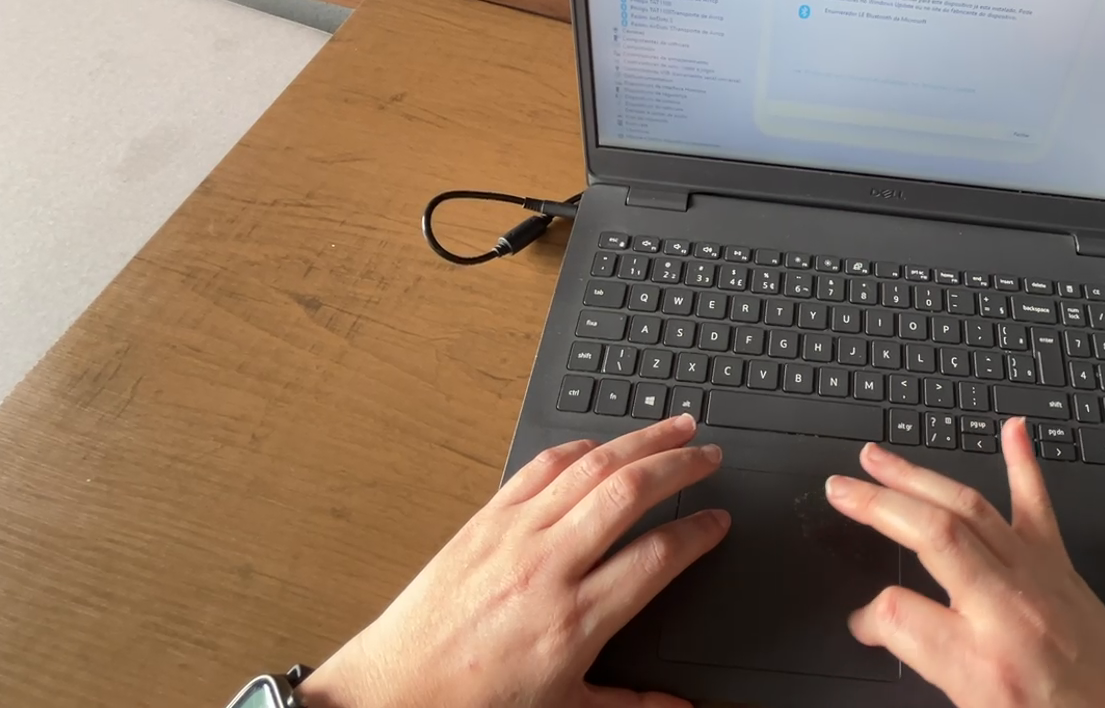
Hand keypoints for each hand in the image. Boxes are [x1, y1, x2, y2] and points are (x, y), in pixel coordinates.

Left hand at [299, 414, 727, 707]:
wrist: (386, 699)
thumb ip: (632, 706)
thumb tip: (684, 707)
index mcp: (574, 622)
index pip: (658, 556)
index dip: (699, 531)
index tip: (719, 519)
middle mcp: (549, 566)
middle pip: (631, 493)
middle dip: (681, 464)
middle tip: (711, 454)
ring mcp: (516, 533)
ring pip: (593, 465)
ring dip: (642, 439)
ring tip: (677, 425)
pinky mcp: (487, 517)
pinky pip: (543, 465)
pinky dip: (582, 446)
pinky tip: (605, 442)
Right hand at [824, 417, 1104, 707]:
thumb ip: (926, 666)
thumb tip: (878, 626)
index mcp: (987, 667)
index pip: (903, 617)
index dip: (870, 616)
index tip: (861, 622)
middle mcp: (1011, 610)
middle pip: (935, 534)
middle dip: (879, 504)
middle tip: (839, 487)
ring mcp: (1037, 575)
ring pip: (970, 507)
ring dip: (917, 476)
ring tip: (877, 457)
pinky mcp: (1059, 561)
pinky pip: (1037, 503)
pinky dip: (1022, 462)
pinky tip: (1014, 429)